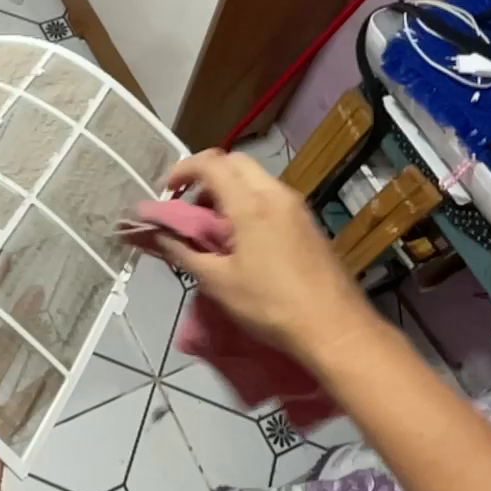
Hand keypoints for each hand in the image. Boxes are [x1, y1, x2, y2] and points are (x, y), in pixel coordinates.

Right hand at [158, 150, 387, 367]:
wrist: (335, 328)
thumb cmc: (270, 305)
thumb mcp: (218, 282)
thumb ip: (182, 251)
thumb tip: (156, 233)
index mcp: (251, 203)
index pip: (211, 164)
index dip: (183, 169)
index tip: (166, 191)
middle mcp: (276, 194)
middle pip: (235, 161)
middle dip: (206, 175)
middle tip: (189, 205)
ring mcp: (297, 206)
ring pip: (255, 177)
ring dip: (228, 188)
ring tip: (212, 225)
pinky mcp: (308, 222)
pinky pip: (271, 195)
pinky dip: (248, 200)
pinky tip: (242, 237)